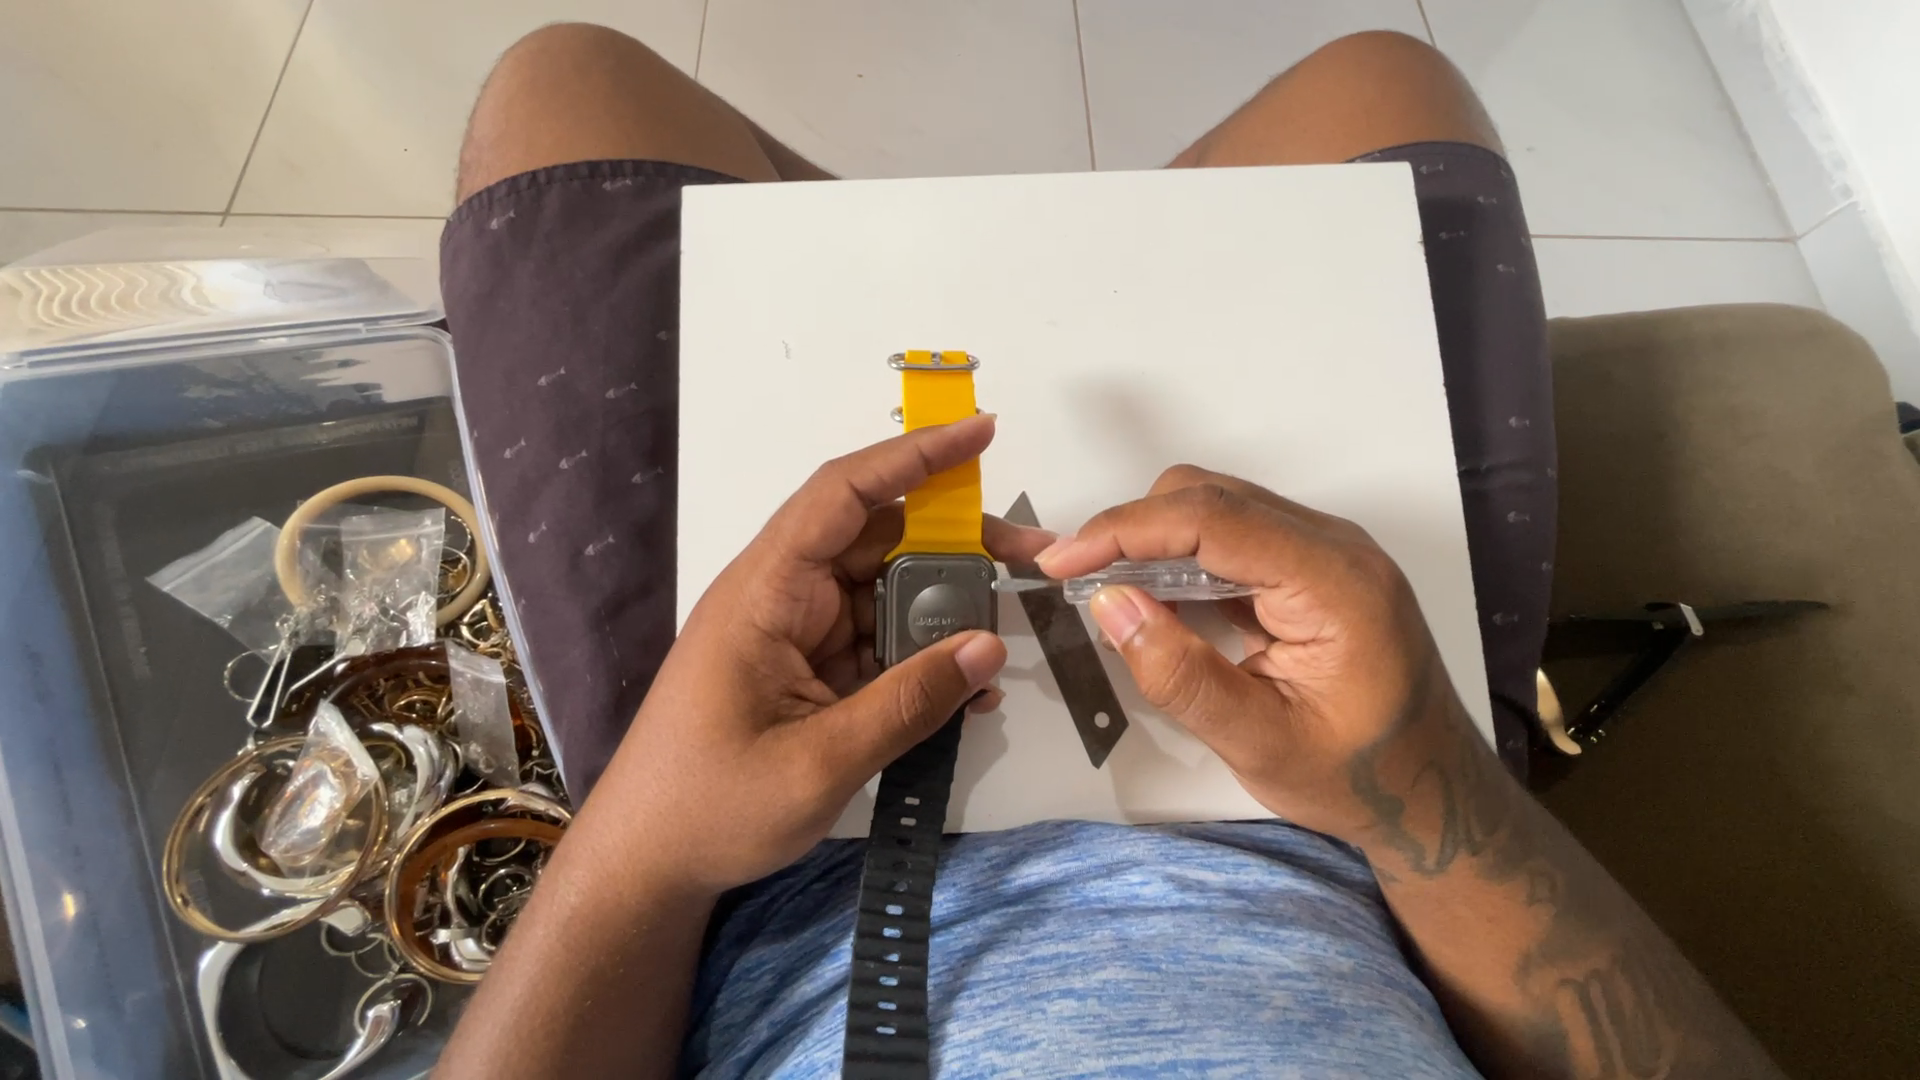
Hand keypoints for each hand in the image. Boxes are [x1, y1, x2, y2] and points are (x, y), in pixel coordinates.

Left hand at [591, 414, 1051, 896]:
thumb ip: (908, 703)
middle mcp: (785, 597)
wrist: (648, 866)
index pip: (844, 495)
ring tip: (1002, 634)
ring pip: (886, 593)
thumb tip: (990, 649)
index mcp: (767, 592)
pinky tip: (965, 690)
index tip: (981, 434)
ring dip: (945, 608)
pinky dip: (922, 657)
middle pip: (880, 541)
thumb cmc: (709, 808)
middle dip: (956, 541)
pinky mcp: (811, 669)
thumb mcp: (819, 761)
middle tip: (1028, 557)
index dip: (914, 457)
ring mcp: (799, 634)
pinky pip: (878, 643)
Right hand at [1035, 465, 1469, 843]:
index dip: (1124, 530)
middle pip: (1210, 496)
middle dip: (1132, 528)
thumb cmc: (1359, 779)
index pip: (1211, 519)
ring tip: (1106, 587)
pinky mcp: (1309, 565)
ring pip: (1215, 506)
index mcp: (1334, 582)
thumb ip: (1180, 676)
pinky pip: (1229, 534)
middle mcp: (1333, 546)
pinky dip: (1178, 555)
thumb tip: (1108, 603)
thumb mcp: (1260, 745)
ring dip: (1151, 539)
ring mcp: (1324, 550)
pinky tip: (1154, 595)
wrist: (1434, 794)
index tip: (1060, 562)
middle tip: (1077, 579)